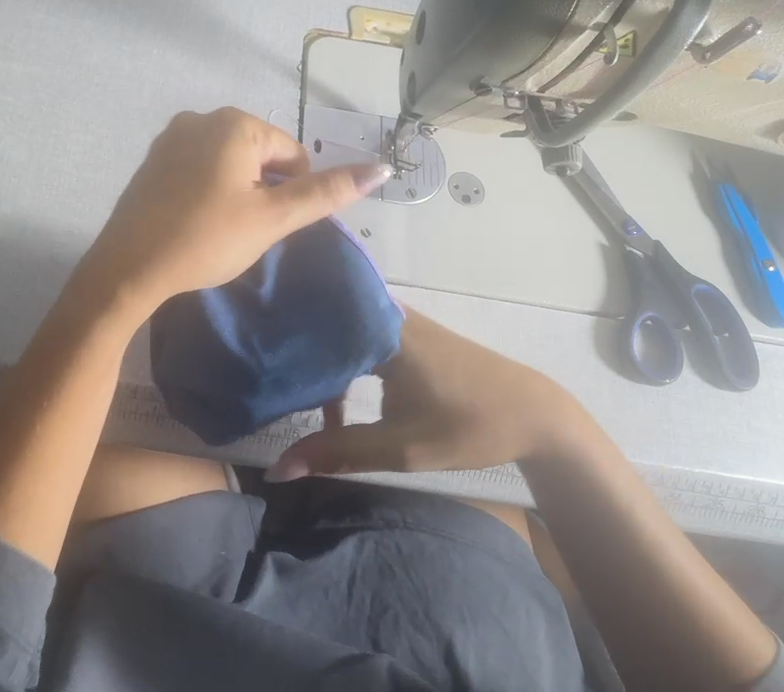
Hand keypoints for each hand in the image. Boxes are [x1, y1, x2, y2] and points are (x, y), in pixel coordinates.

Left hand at [76, 108, 389, 308]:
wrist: (128, 267)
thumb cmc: (205, 239)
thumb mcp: (272, 219)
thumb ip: (325, 193)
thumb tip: (382, 169)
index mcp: (235, 124)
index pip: (293, 155)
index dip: (292, 195)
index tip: (270, 227)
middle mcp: (202, 118)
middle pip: (260, 156)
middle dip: (264, 192)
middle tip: (244, 232)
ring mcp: (171, 137)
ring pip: (229, 164)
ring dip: (238, 194)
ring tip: (220, 231)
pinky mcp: (153, 161)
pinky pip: (199, 170)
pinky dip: (209, 193)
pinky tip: (197, 223)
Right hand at [265, 309, 592, 479]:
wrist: (536, 415)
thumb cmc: (470, 426)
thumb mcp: (402, 448)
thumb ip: (338, 453)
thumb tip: (277, 469)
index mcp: (382, 331)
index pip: (314, 326)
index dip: (279, 345)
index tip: (247, 366)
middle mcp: (384, 314)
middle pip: (320, 323)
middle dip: (288, 349)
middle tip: (253, 374)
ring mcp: (395, 320)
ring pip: (337, 331)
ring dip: (312, 358)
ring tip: (279, 384)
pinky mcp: (403, 331)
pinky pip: (354, 336)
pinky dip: (335, 360)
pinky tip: (324, 391)